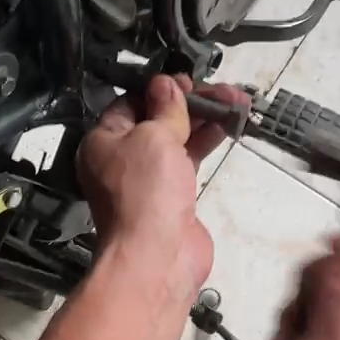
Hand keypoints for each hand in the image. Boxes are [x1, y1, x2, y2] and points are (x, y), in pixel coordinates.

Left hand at [76, 75, 246, 296]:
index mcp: (103, 141)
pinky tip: (228, 126)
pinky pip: (188, 160)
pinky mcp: (171, 196)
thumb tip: (167, 85)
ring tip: (237, 102)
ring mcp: (147, 178)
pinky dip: (206, 141)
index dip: (161, 88)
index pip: (131, 102)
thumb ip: (165, 109)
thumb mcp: (154, 137)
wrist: (158, 258)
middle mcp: (121, 158)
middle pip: (158, 118)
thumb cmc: (146, 193)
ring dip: (205, 119)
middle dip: (191, 102)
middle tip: (223, 90)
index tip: (189, 80)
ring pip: (177, 138)